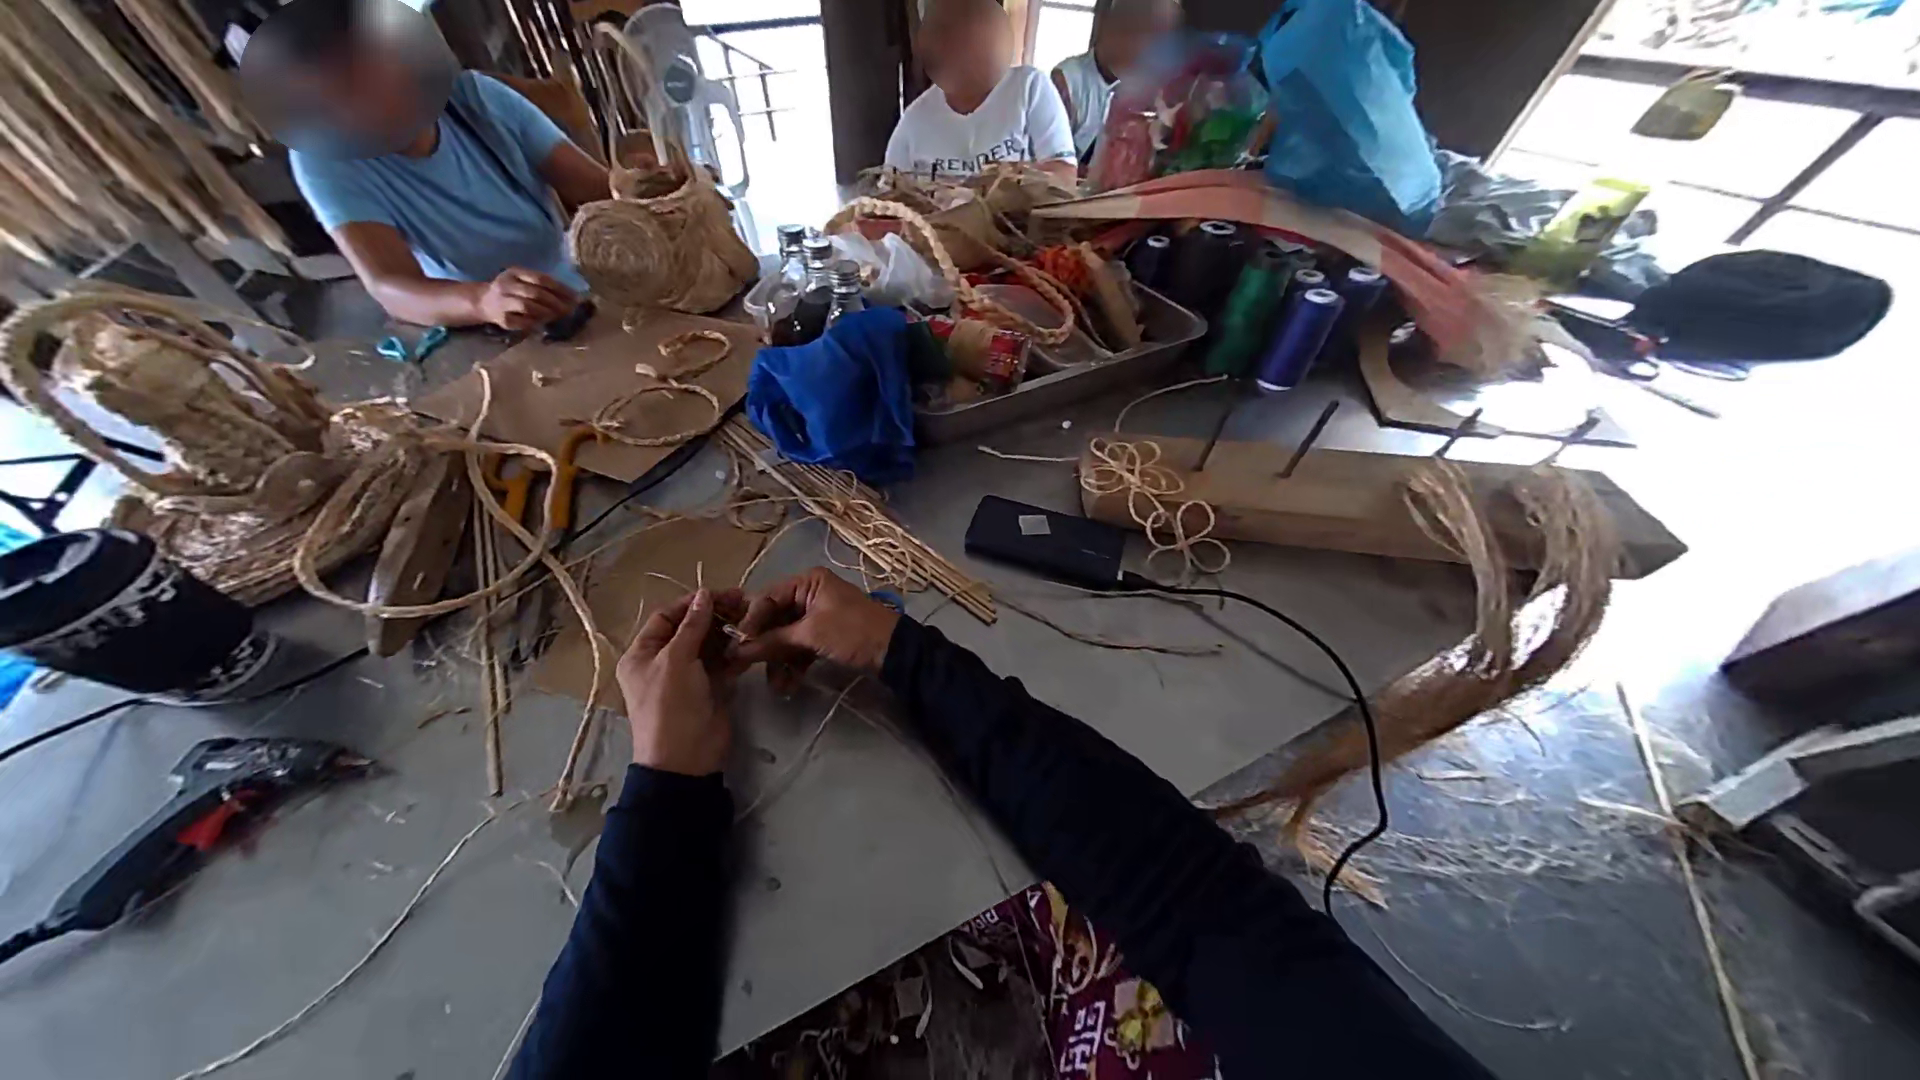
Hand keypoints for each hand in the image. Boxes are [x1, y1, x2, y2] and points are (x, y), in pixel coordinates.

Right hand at [477, 267, 575, 331]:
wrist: (484, 301)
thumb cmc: (513, 291)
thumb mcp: (525, 282)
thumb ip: (544, 286)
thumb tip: (573, 297)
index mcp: (514, 273)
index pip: (540, 278)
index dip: (560, 288)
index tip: (575, 297)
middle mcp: (506, 285)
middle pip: (536, 293)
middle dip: (556, 303)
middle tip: (570, 310)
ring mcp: (501, 301)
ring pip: (527, 306)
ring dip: (547, 313)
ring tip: (558, 316)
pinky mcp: (502, 318)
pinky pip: (522, 321)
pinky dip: (535, 323)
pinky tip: (542, 323)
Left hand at [617, 588, 747, 775]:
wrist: (686, 758)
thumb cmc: (671, 705)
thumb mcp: (676, 660)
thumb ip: (692, 625)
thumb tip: (704, 594)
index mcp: (643, 654)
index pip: (667, 617)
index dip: (692, 603)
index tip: (720, 593)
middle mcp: (664, 661)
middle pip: (691, 628)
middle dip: (716, 615)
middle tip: (744, 602)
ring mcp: (690, 675)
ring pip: (711, 643)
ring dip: (729, 631)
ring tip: (753, 618)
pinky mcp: (712, 686)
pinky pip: (724, 661)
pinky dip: (736, 650)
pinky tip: (752, 640)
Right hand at [732, 569, 899, 693]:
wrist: (894, 652)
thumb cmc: (852, 632)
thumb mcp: (811, 634)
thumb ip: (773, 640)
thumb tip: (737, 650)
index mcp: (808, 582)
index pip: (767, 598)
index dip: (751, 622)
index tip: (737, 646)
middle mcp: (810, 593)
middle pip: (774, 620)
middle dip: (763, 647)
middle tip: (742, 668)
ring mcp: (817, 616)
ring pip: (785, 637)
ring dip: (778, 661)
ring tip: (776, 685)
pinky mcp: (824, 635)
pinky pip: (799, 647)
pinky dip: (793, 664)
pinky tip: (788, 684)